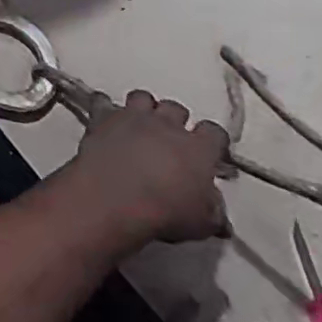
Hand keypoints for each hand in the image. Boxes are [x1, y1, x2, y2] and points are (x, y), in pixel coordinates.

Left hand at [65, 89, 229, 247]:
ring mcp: (132, 116)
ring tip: (140, 127)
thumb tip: (218, 211)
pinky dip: (106, 110)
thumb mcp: (201, 223)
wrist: (112, 197)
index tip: (210, 152)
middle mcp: (166, 124)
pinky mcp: (103, 117)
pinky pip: (103, 102)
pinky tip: (107, 123)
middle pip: (176, 108)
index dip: (213, 141)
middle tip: (170, 141)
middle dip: (175, 121)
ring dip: (144, 109)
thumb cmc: (164, 213)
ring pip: (143, 98)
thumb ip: (214, 212)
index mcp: (197, 148)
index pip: (214, 132)